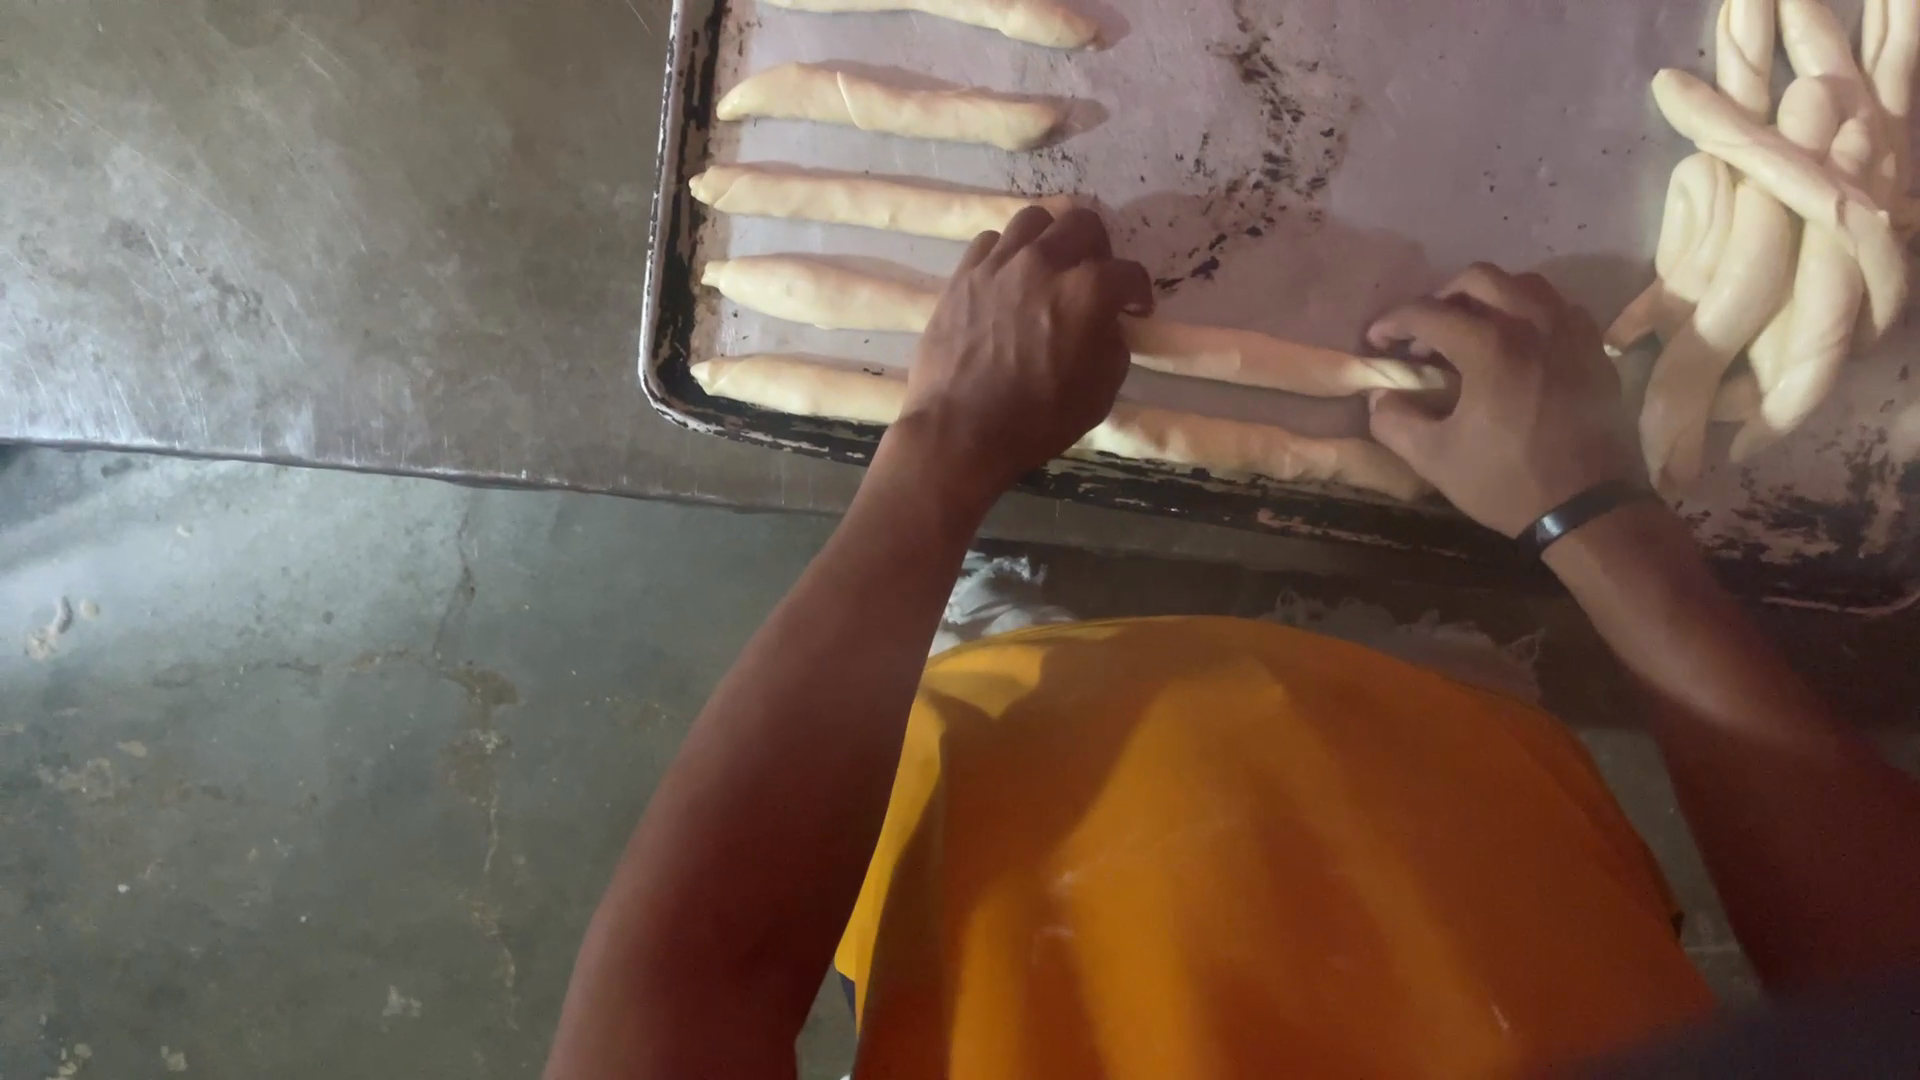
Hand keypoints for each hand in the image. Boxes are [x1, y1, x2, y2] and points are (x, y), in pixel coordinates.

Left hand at [895, 207, 1153, 493]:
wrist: (960, 431)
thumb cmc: (1035, 422)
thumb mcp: (1098, 395)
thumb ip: (1113, 348)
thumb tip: (1107, 325)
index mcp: (1086, 293)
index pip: (1128, 274)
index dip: (1138, 292)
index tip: (1135, 308)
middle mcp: (1043, 263)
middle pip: (1082, 223)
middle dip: (1099, 249)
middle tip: (1094, 277)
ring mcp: (998, 265)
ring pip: (1034, 221)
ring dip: (1050, 240)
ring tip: (1048, 269)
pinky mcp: (963, 275)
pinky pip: (991, 242)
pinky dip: (1007, 254)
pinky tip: (1008, 280)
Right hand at [1365, 264, 1642, 536]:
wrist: (1588, 506)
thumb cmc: (1504, 480)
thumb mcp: (1432, 457)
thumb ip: (1393, 420)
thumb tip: (1380, 396)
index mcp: (1491, 349)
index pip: (1430, 313)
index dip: (1393, 322)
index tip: (1375, 341)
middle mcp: (1534, 326)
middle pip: (1480, 279)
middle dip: (1439, 298)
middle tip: (1420, 333)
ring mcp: (1571, 333)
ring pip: (1523, 285)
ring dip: (1484, 299)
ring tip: (1463, 334)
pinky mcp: (1593, 349)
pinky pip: (1555, 306)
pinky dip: (1523, 312)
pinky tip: (1508, 346)